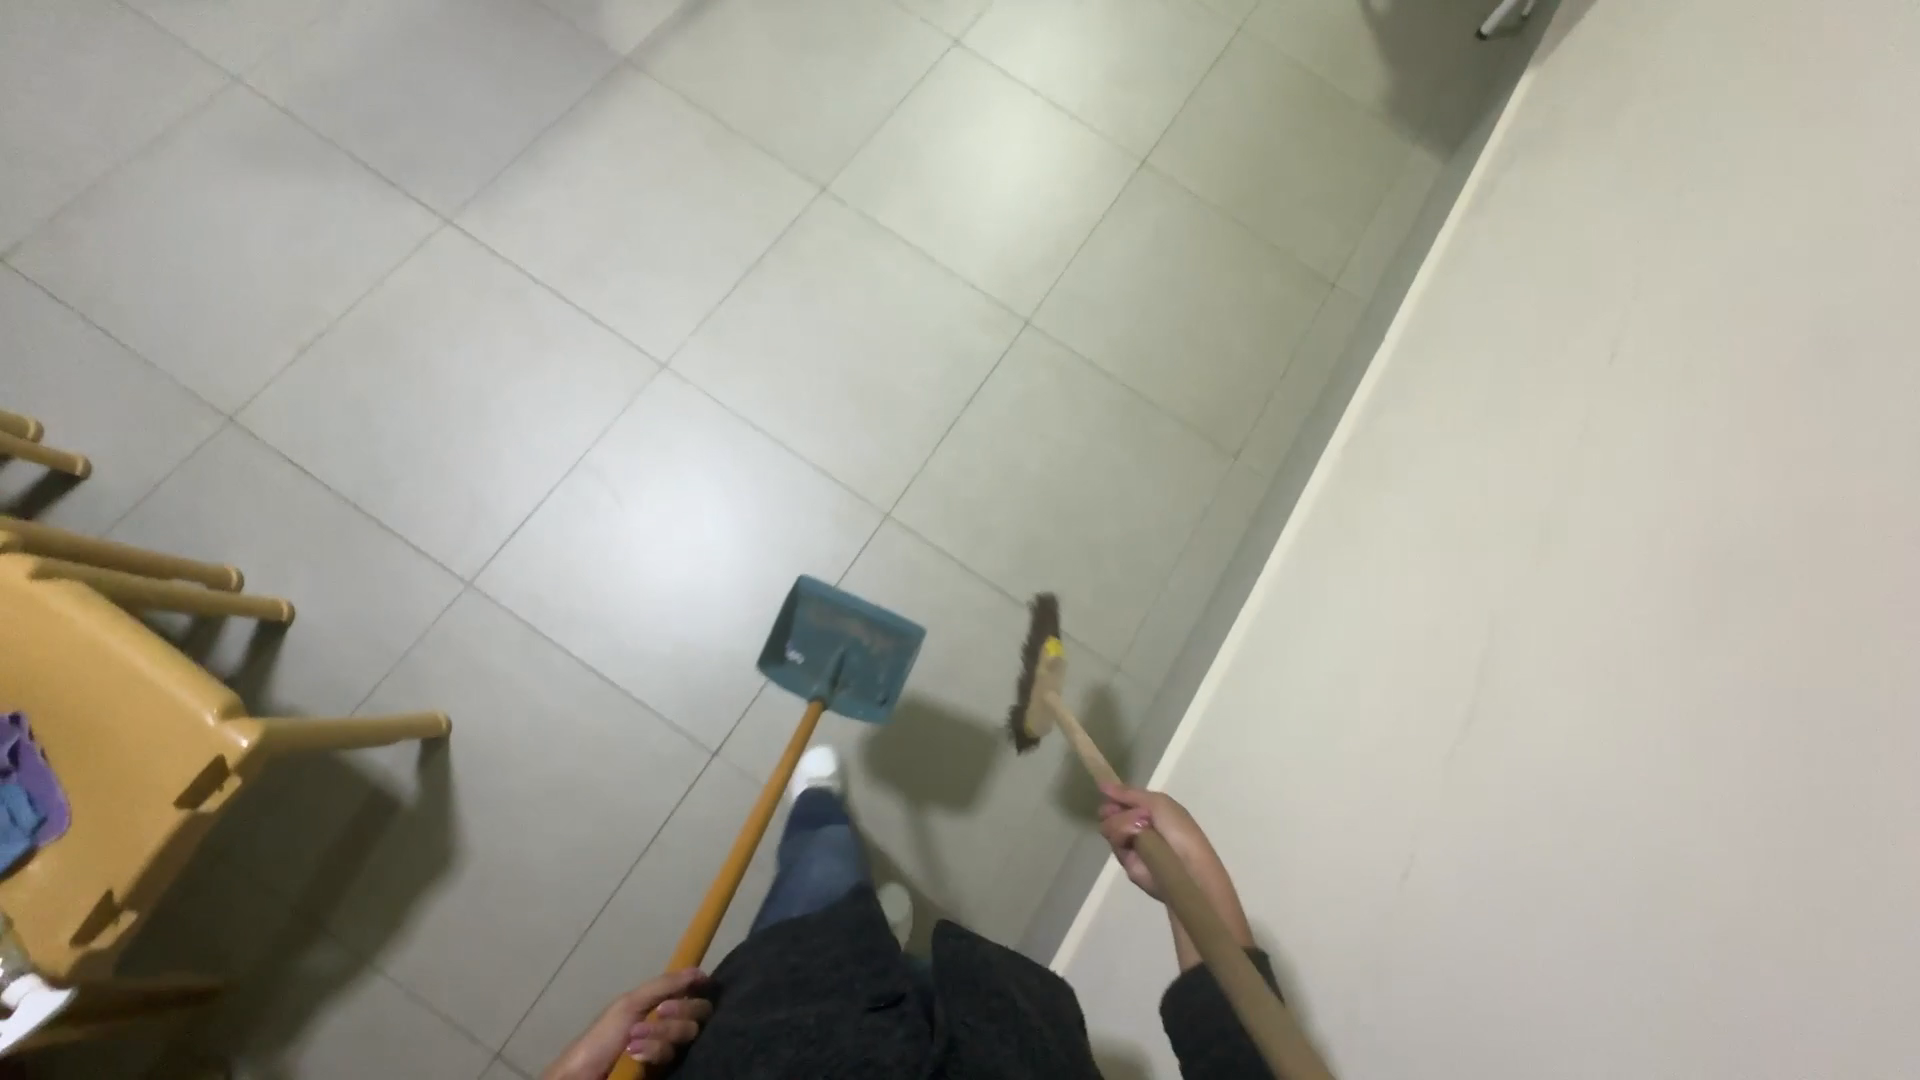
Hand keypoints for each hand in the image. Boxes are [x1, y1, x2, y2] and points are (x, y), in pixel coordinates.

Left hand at [541, 968, 711, 1079]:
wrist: (581, 1078)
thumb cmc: (602, 1036)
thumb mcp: (630, 1003)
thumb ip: (665, 985)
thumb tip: (700, 971)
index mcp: (664, 1005)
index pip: (696, 993)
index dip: (699, 989)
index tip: (698, 985)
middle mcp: (671, 1026)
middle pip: (699, 1014)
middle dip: (680, 1011)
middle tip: (660, 1012)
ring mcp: (668, 1050)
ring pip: (686, 1035)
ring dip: (660, 1033)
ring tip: (633, 1039)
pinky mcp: (665, 1071)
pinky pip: (673, 1058)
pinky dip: (653, 1051)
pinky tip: (636, 1055)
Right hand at [1098, 783, 1219, 901]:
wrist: (1187, 865)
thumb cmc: (1178, 829)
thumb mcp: (1158, 802)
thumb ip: (1129, 793)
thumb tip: (1102, 784)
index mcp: (1148, 811)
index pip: (1121, 800)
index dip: (1113, 797)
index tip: (1106, 793)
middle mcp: (1136, 826)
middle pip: (1109, 813)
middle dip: (1112, 810)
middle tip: (1118, 811)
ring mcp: (1130, 844)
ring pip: (1108, 827)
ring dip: (1122, 824)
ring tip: (1139, 829)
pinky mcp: (1126, 863)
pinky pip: (1115, 845)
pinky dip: (1123, 839)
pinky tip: (1135, 841)